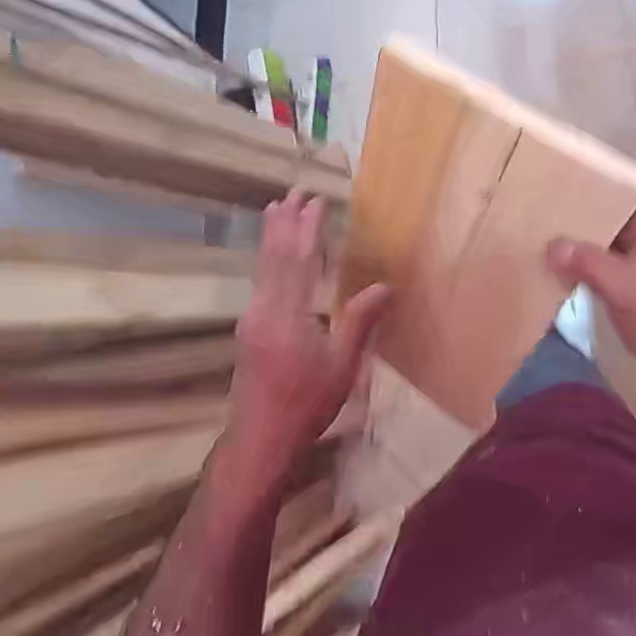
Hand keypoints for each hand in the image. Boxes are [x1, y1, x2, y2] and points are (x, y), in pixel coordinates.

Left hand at [229, 192, 391, 457]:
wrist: (259, 441)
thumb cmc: (306, 404)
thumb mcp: (342, 365)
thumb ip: (360, 321)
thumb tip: (386, 285)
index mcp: (287, 316)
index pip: (299, 261)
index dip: (308, 229)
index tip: (316, 201)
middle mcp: (263, 311)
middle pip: (274, 258)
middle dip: (284, 223)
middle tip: (292, 193)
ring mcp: (252, 320)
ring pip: (263, 268)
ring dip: (273, 237)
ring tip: (277, 211)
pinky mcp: (249, 330)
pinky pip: (261, 281)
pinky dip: (269, 258)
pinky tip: (274, 256)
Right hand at [546, 193, 635, 378]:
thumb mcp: (623, 290)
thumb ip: (587, 263)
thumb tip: (553, 244)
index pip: (623, 182)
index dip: (591, 180)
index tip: (557, 182)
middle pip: (619, 206)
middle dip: (585, 210)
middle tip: (545, 211)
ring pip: (619, 230)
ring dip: (591, 235)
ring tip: (551, 233)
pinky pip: (623, 250)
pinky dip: (601, 254)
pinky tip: (573, 262)